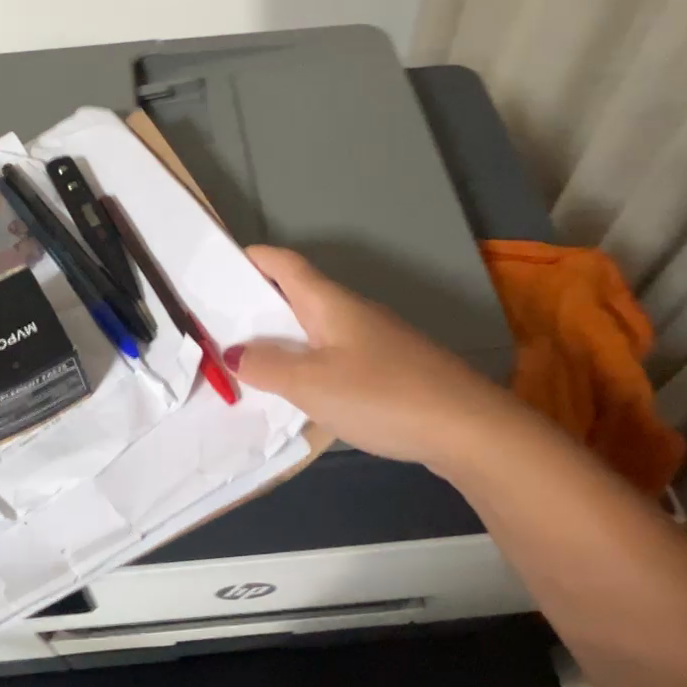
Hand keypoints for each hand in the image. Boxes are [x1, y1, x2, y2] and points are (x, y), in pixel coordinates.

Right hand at [228, 245, 518, 470]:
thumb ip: (268, 367)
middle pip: (298, 296)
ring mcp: (374, 340)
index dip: (253, 259)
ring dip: (282, 339)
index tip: (220, 267)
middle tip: (220, 326)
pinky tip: (301, 393)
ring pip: (316, 329)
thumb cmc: (382, 395)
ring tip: (250, 364)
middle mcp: (351, 312)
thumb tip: (235, 352)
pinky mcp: (389, 369)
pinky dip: (308, 364)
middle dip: (258, 305)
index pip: (285, 264)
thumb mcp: (312, 384)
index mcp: (329, 303)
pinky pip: (334, 355)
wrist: (466, 427)